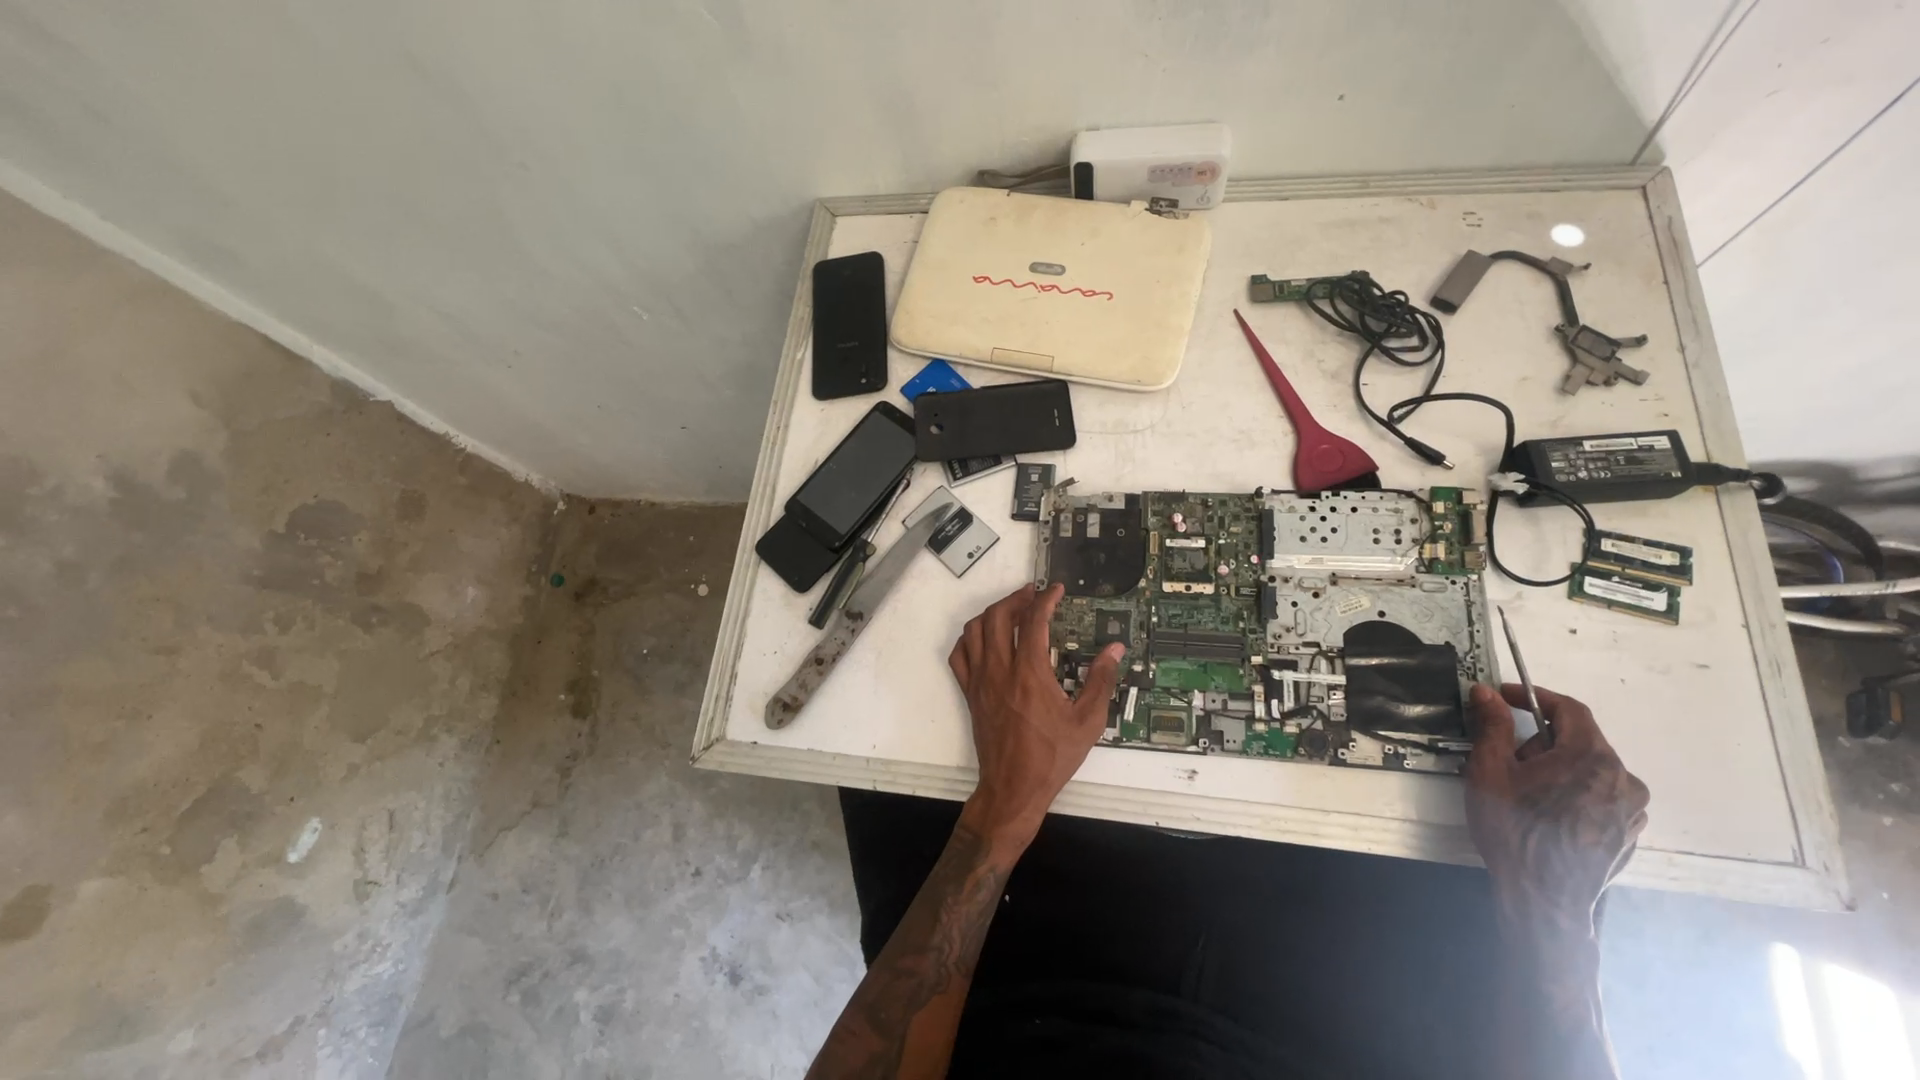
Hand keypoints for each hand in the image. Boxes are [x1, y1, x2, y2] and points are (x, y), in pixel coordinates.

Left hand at [948, 583, 1122, 846]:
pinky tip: (983, 638)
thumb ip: (1101, 681)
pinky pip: (959, 655)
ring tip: (1011, 609)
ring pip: (974, 630)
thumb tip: (1114, 649)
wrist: (1013, 788)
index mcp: (1029, 673)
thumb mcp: (1087, 722)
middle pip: (997, 617)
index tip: (1056, 590)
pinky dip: (969, 638)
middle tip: (1033, 594)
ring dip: (991, 612)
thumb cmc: (1052, 757)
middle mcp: (999, 670)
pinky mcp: (970, 693)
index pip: (1033, 621)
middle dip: (1016, 598)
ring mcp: (980, 681)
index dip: (1045, 599)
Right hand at [1464, 683, 1649, 928]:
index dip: (1535, 697)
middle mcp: (1623, 778)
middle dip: (1541, 741)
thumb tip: (1486, 692)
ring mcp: (1631, 809)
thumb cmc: (1513, 828)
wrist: (1542, 898)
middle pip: (1580, 740)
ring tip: (1526, 792)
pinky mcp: (1629, 832)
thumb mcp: (1489, 771)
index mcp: (1591, 757)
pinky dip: (1575, 793)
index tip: (1504, 697)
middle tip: (1507, 758)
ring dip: (1559, 768)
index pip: (1569, 709)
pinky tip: (1547, 813)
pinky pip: (1601, 797)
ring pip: (1591, 770)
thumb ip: (1491, 725)